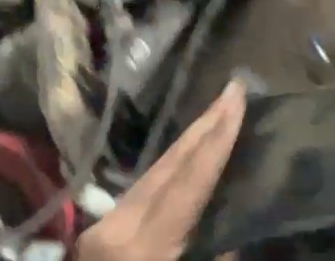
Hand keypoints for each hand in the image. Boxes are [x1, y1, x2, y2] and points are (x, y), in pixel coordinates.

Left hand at [78, 79, 247, 260]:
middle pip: (167, 166)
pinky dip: (169, 171)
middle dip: (203, 127)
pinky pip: (141, 191)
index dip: (217, 139)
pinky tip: (187, 158)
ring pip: (152, 173)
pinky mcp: (96, 236)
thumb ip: (213, 260)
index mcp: (142, 249)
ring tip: (218, 114)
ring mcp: (100, 229)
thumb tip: (234, 237)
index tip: (238, 97)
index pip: (187, 182)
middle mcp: (116, 227)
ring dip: (188, 145)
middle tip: (233, 90)